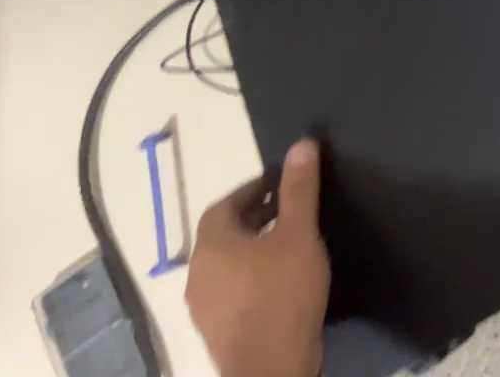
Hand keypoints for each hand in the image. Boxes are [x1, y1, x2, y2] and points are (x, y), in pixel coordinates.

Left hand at [186, 139, 329, 376]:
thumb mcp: (299, 232)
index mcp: (212, 246)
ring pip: (227, 262)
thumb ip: (299, 190)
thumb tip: (301, 145)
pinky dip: (252, 271)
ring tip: (291, 241)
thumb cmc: (283, 290)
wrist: (270, 364)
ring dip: (253, 245)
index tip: (282, 183)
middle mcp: (198, 273)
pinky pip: (231, 286)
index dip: (252, 190)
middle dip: (255, 215)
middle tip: (291, 208)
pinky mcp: (217, 327)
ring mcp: (203, 305)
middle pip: (223, 234)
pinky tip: (282, 277)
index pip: (222, 206)